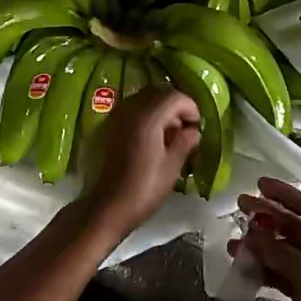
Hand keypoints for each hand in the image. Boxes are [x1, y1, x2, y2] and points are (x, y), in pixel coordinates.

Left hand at [79, 86, 200, 234]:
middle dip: (176, 105)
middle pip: (158, 92)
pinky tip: (149, 139)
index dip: (191, 109)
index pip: (175, 96)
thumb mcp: (172, 167)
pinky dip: (144, 116)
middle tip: (184, 128)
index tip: (196, 128)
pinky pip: (130, 110)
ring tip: (168, 135)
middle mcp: (129, 109)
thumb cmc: (143, 189)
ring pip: (143, 98)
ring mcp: (115, 116)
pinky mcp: (106, 127)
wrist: (105, 208)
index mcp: (148, 117)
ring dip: (160, 109)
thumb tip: (193, 131)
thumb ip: (185, 141)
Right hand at [235, 178, 300, 300]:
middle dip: (268, 217)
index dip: (286, 195)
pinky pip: (282, 273)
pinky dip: (264, 269)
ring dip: (261, 245)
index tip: (260, 184)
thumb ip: (281, 253)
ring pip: (285, 251)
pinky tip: (242, 265)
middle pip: (296, 227)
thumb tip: (252, 234)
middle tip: (240, 205)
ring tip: (234, 239)